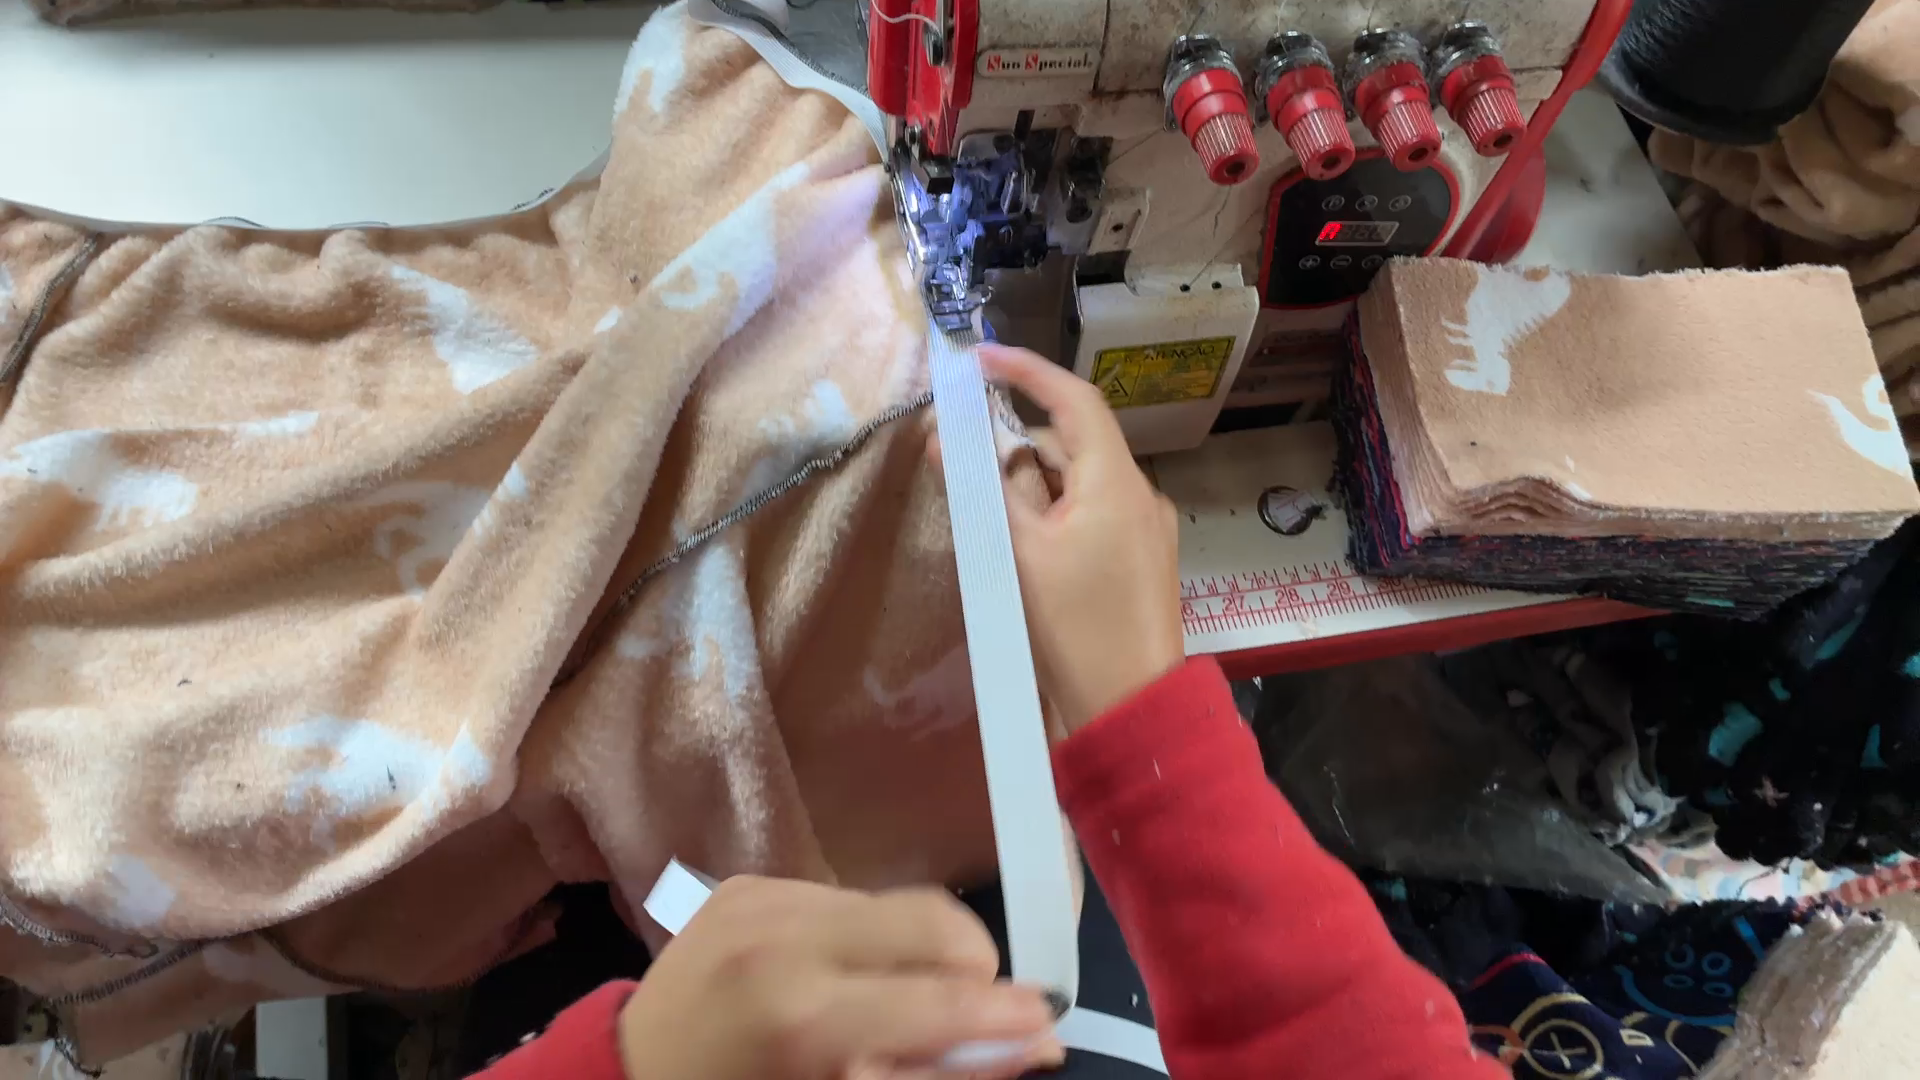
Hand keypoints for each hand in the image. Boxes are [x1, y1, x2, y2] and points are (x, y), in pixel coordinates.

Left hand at [618, 876, 1062, 1079]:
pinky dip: (865, 937)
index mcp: (797, 1014)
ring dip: (916, 949)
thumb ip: (925, 1074)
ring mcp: (766, 894)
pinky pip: (844, 898)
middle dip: (973, 960)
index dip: (1002, 1012)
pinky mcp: (752, 879)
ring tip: (897, 996)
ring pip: (893, 903)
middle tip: (981, 1002)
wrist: (618, 1076)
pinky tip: (840, 975)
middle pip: (929, 915)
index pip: (935, 998)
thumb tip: (1021, 1046)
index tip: (1048, 1020)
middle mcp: (786, 932)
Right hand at [978, 345, 1184, 735]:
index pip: (1074, 399)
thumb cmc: (1073, 626)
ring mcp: (1145, 526)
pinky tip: (1027, 546)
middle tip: (966, 464)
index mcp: (1115, 481)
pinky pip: (1092, 514)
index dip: (1027, 370)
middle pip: (1072, 444)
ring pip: (1079, 483)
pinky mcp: (1140, 557)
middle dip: (1018, 448)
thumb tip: (945, 442)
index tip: (981, 359)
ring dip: (1034, 488)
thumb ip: (984, 492)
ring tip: (994, 522)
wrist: (1130, 705)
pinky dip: (1055, 514)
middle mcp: (1138, 492)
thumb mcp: (1019, 554)